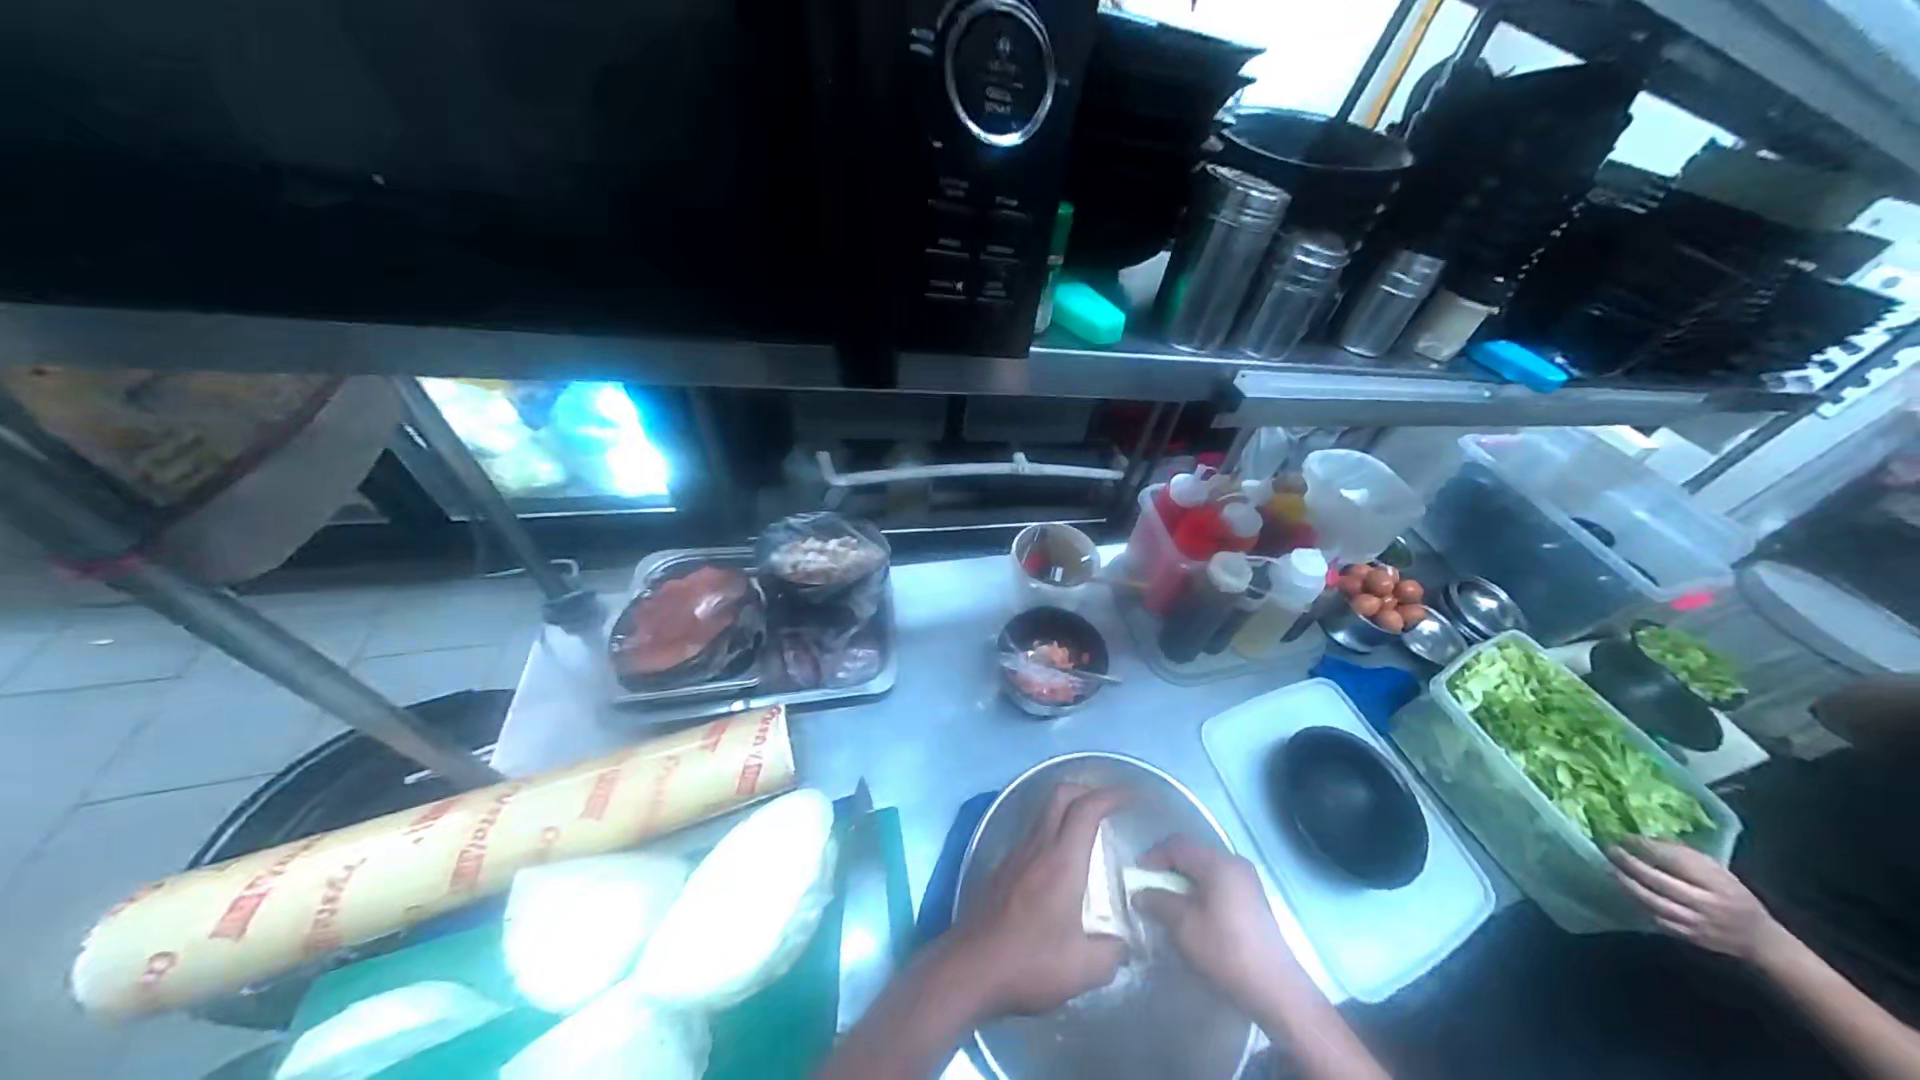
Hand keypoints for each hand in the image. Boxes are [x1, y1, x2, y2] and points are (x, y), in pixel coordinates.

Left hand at [948, 783, 1128, 1015]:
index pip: (1086, 809)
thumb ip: (1111, 953)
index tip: (1132, 796)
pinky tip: (1059, 860)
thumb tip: (1123, 945)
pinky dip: (1050, 830)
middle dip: (1087, 789)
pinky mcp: (1001, 868)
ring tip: (1087, 828)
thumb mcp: (1084, 969)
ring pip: (1042, 812)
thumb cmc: (1029, 962)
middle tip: (1109, 805)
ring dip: (1066, 808)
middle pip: (1060, 795)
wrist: (970, 967)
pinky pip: (1031, 834)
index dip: (1111, 795)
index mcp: (1062, 861)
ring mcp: (1015, 854)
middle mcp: (1038, 847)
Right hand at [1130, 834, 1300, 1015]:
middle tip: (1149, 884)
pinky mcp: (1253, 899)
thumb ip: (1158, 902)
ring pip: (1206, 868)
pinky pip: (1218, 881)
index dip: (1153, 856)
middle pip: (1193, 853)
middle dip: (1167, 866)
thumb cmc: (1225, 950)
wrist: (1276, 989)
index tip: (1136, 873)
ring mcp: (1247, 880)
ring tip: (1167, 898)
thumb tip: (1139, 894)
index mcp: (1218, 863)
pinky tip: (1192, 909)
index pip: (1177, 845)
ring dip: (1183, 878)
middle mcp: (1235, 863)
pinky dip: (1200, 888)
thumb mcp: (1183, 926)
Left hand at [1610, 838, 1785, 961]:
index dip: (1646, 847)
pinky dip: (1638, 903)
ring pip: (1653, 901)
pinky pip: (1656, 918)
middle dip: (1629, 863)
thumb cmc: (1736, 898)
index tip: (1624, 836)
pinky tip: (1625, 890)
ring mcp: (1698, 923)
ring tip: (1610, 868)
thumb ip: (1687, 857)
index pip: (1676, 861)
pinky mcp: (1690, 937)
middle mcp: (1708, 905)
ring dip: (1627, 883)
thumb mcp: (1720, 873)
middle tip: (1610, 849)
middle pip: (1658, 881)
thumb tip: (1647, 838)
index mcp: (1719, 885)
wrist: (1760, 941)